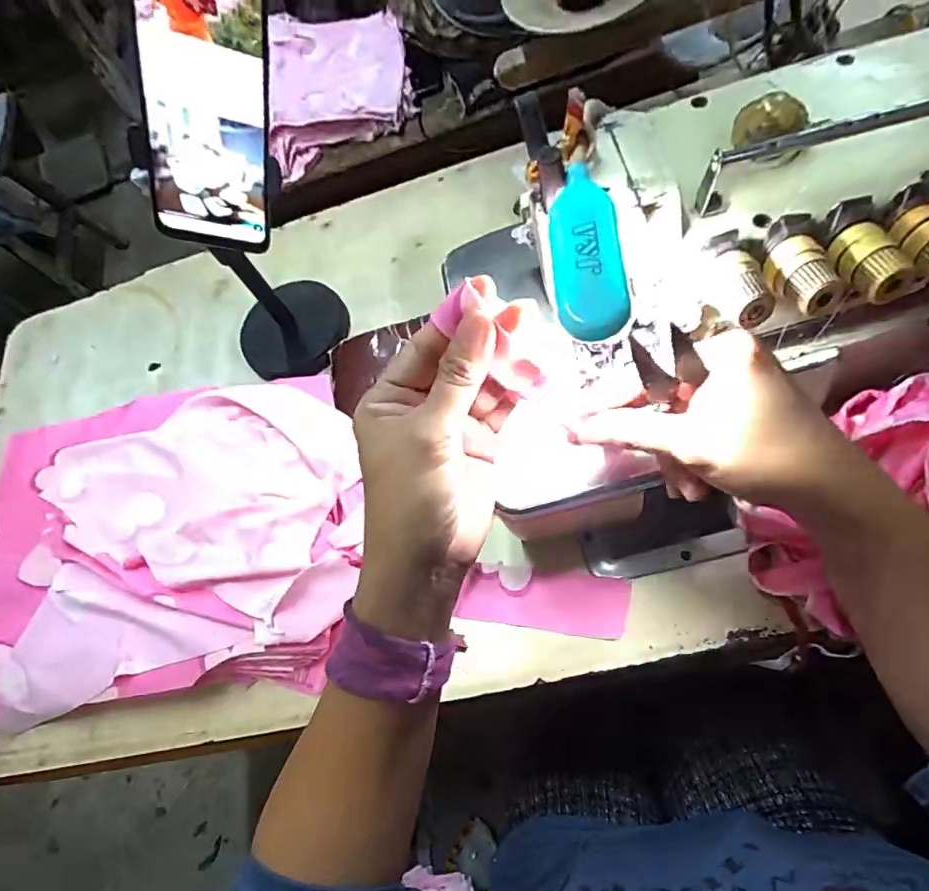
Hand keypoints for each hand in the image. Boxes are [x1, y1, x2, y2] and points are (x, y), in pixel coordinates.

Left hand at [353, 277, 534, 637]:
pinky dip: (519, 392)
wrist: (429, 562)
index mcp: (391, 397)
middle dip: (487, 337)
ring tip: (532, 332)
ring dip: (507, 361)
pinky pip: (502, 410)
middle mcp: (422, 405)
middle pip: (459, 360)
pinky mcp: (482, 445)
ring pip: (484, 383)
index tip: (486, 290)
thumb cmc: (413, 497)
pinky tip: (537, 370)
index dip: (456, 319)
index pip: (426, 347)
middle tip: (520, 310)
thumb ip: (459, 376)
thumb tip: (480, 317)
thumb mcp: (430, 432)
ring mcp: (455, 426)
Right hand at [568, 330, 876, 522]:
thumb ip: (632, 430)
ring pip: (684, 422)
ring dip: (681, 461)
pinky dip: (698, 459)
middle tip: (668, 475)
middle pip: (668, 403)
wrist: (829, 488)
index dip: (610, 400)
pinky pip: (704, 429)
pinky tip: (704, 485)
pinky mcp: (748, 409)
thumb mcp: (690, 443)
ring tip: (691, 489)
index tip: (575, 418)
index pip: (649, 373)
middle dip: (665, 448)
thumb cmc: (762, 455)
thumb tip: (579, 426)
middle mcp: (730, 359)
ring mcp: (741, 385)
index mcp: (720, 351)